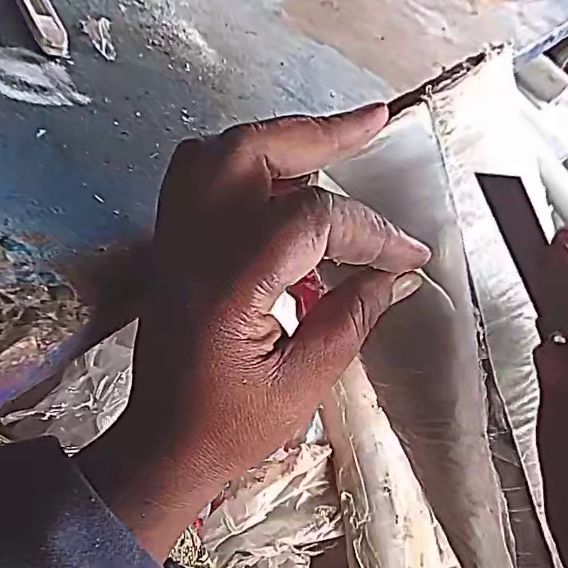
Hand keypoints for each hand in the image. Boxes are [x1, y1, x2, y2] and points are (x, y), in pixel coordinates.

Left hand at [78, 106, 430, 559]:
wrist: (161, 443)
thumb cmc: (226, 428)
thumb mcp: (301, 387)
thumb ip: (350, 321)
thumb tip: (395, 275)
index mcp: (228, 289)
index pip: (309, 220)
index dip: (370, 231)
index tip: (405, 256)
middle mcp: (192, 254)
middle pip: (246, 154)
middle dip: (315, 135)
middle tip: (372, 124)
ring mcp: (172, 249)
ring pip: (213, 156)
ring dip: (274, 141)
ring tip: (328, 146)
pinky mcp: (169, 253)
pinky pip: (195, 182)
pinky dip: (239, 166)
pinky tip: (277, 183)